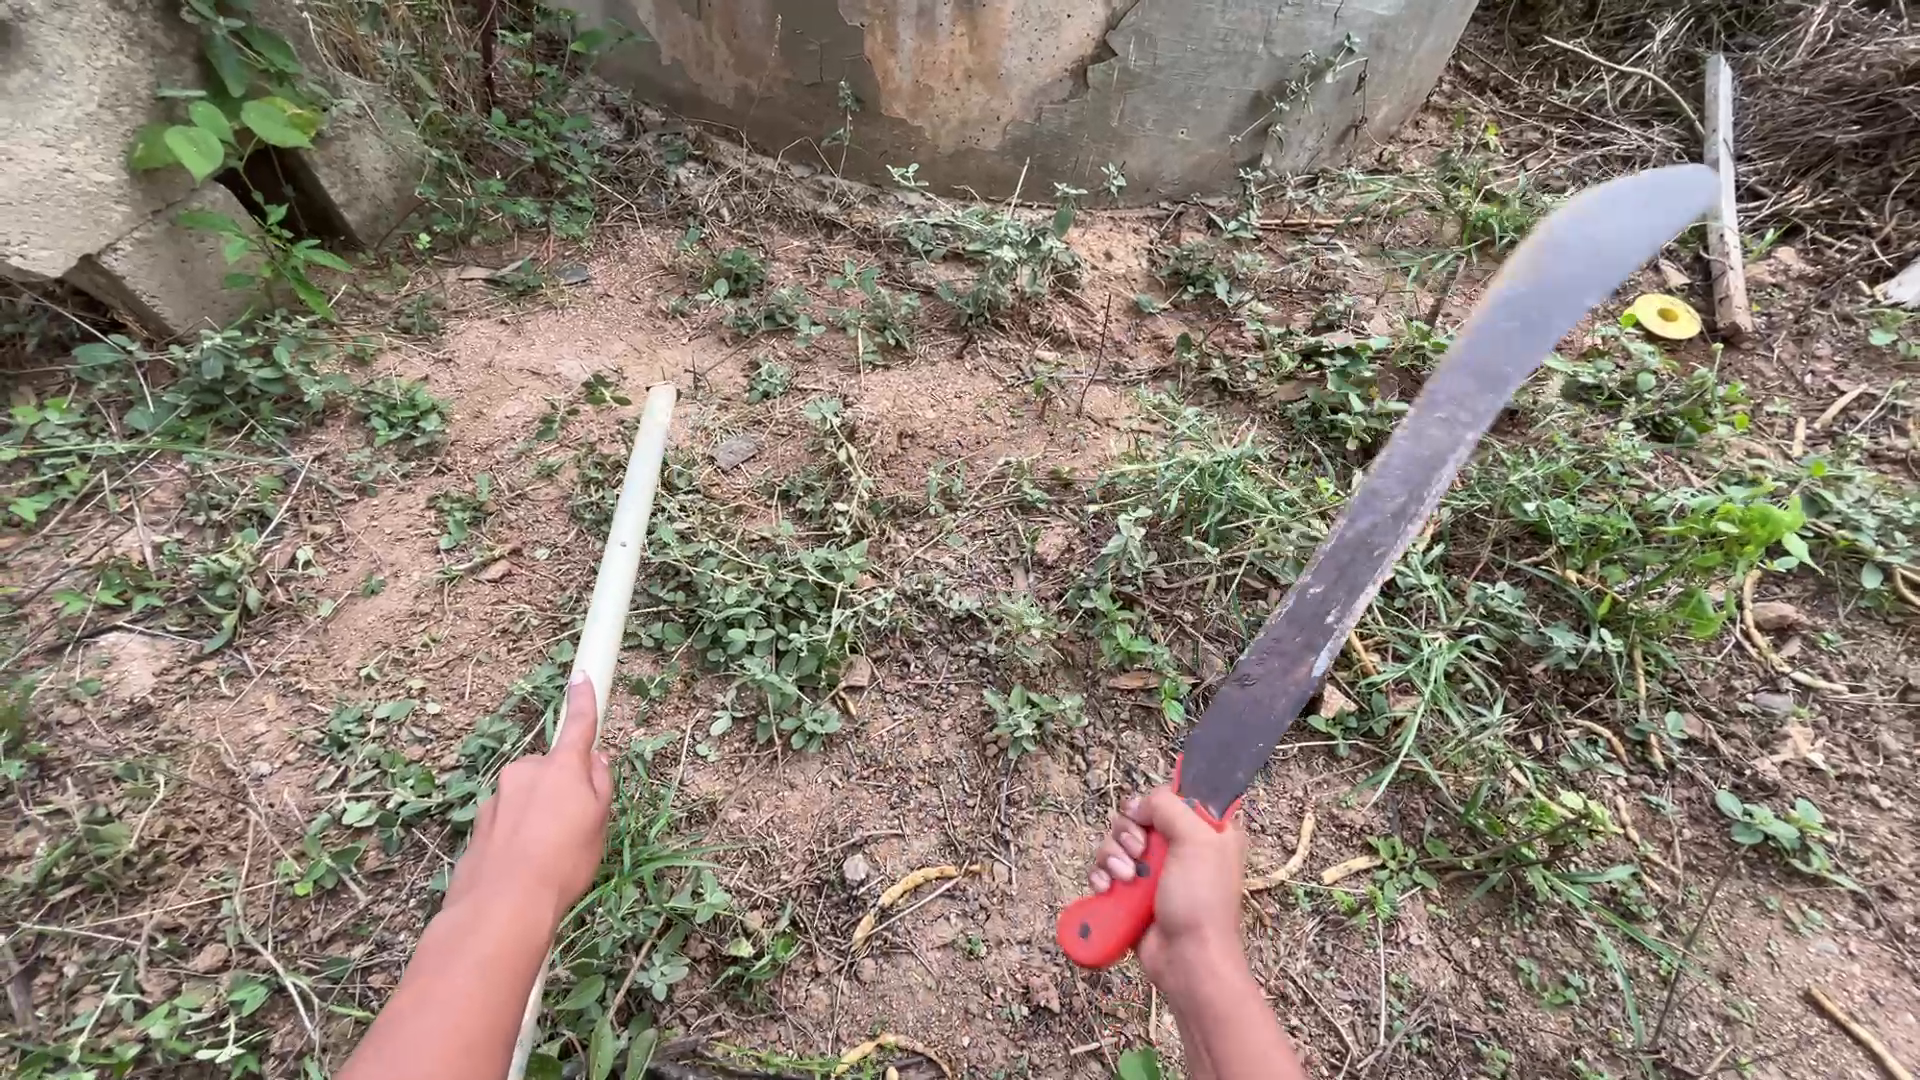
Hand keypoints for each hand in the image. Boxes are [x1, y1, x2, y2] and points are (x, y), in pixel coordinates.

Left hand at [445, 673, 612, 927]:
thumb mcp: (600, 819)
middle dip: (563, 787)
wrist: (501, 906)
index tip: (581, 676)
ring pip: (529, 796)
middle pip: (552, 769)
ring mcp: (497, 798)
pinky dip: (520, 834)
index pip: (578, 725)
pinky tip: (526, 864)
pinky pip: (509, 819)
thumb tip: (594, 759)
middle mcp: (525, 773)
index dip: (583, 700)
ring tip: (550, 853)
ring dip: (540, 814)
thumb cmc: (564, 859)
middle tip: (577, 824)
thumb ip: (600, 783)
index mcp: (560, 767)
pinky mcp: (479, 824)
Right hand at [1088, 786, 1247, 992]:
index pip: (1173, 797)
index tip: (1150, 818)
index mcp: (1207, 830)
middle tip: (1138, 851)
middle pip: (1137, 817)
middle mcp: (1179, 846)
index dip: (1156, 803)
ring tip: (1125, 878)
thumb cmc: (1201, 900)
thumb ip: (1167, 806)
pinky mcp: (1131, 891)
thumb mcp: (1196, 840)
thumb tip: (1138, 806)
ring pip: (1117, 842)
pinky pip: (1105, 869)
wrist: (1187, 960)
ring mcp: (1154, 870)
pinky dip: (1102, 876)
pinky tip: (1108, 889)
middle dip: (1128, 832)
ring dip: (1113, 856)